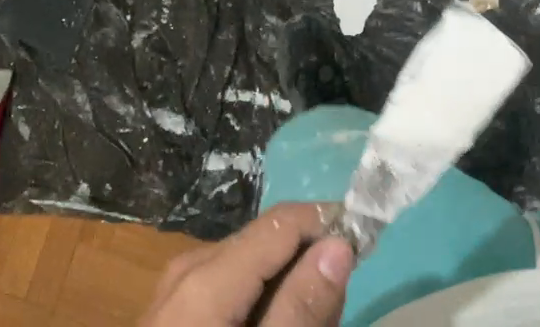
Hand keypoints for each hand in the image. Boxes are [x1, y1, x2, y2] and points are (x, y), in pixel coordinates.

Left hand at [141, 203, 355, 325]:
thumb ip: (301, 309)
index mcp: (208, 276)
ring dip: (286, 294)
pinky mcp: (173, 313)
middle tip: (331, 318)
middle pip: (268, 242)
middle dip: (308, 269)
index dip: (330, 223)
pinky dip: (259, 309)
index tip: (366, 247)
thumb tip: (341, 244)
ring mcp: (175, 290)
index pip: (283, 221)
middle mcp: (189, 268)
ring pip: (251, 268)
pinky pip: (229, 289)